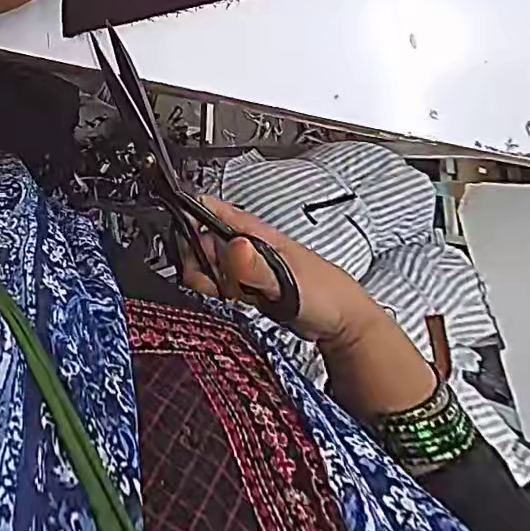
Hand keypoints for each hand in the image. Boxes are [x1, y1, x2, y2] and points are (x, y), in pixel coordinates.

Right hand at [182, 196, 390, 350]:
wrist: (340, 321)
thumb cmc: (323, 293)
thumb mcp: (288, 280)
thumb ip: (258, 267)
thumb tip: (234, 247)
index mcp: (253, 229)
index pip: (207, 209)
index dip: (189, 222)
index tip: (190, 249)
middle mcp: (245, 241)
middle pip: (199, 237)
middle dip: (198, 261)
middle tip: (215, 281)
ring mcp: (244, 260)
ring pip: (206, 260)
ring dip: (209, 279)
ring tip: (233, 292)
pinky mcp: (244, 280)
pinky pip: (217, 279)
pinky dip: (218, 290)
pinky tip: (237, 298)